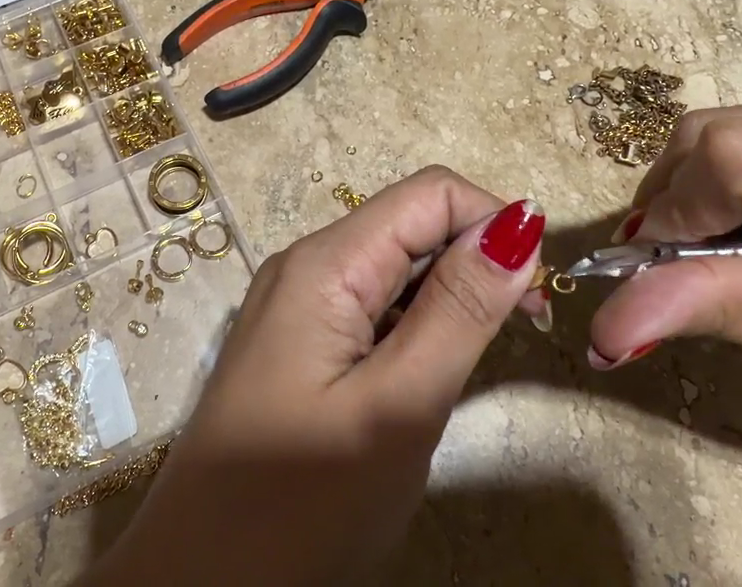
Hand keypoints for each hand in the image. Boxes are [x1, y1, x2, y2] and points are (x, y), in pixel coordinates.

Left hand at [80, 167, 550, 586]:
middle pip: (412, 224)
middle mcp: (308, 266)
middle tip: (523, 335)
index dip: (495, 224)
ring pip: (396, 268)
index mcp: (325, 263)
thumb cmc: (301, 500)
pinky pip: (372, 309)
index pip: (430, 194)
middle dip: (478, 261)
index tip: (539, 296)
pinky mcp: (300, 344)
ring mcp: (299, 306)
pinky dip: (416, 327)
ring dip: (451, 298)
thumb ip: (459, 311)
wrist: (202, 573)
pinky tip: (427, 376)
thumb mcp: (397, 406)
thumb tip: (520, 225)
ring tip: (472, 366)